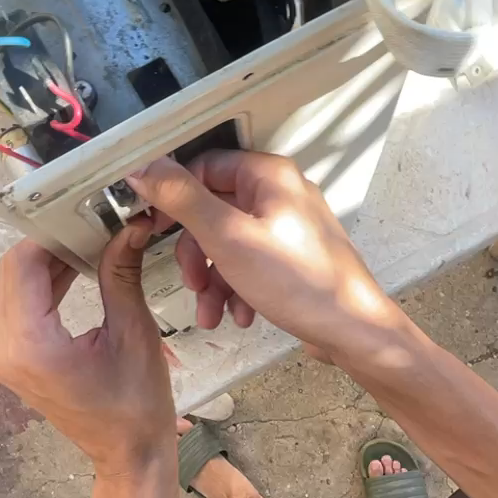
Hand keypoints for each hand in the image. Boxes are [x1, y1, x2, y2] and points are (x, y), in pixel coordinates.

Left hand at [0, 225, 173, 475]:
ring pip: (16, 288)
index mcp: (32, 346)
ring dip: (50, 265)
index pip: (23, 265)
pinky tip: (77, 274)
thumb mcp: (135, 334)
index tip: (86, 217)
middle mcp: (6, 351)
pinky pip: (22, 309)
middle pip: (15, 273)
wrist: (130, 455)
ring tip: (90, 247)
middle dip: (52, 245)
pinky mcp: (15, 362)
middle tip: (93, 227)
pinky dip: (47, 287)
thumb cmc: (138, 406)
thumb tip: (127, 228)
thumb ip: (121, 275)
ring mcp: (6, 358)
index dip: (52, 234)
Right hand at [125, 152, 407, 359]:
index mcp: (269, 176)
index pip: (205, 167)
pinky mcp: (293, 260)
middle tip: (192, 282)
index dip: (175, 197)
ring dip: (214, 280)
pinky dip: (238, 290)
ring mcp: (289, 229)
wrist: (352, 330)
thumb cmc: (303, 284)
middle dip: (197, 254)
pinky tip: (241, 315)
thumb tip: (145, 169)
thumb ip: (184, 200)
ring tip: (212, 313)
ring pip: (230, 244)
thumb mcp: (228, 239)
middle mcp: (282, 195)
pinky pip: (251, 265)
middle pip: (215, 211)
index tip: (154, 223)